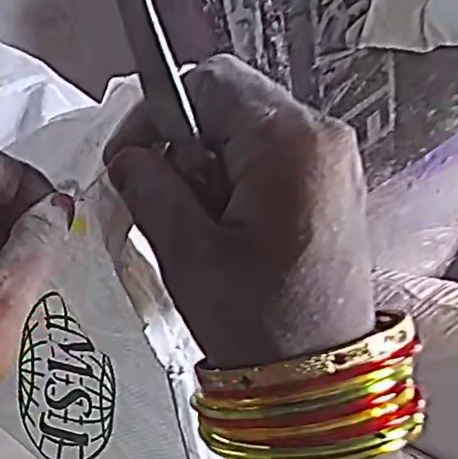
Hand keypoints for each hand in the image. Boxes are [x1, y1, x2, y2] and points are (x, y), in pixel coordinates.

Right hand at [105, 55, 374, 367]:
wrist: (317, 377)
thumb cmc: (256, 321)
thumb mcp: (188, 255)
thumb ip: (151, 189)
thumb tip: (127, 156)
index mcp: (288, 143)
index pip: (206, 82)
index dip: (152, 113)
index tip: (126, 160)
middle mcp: (321, 135)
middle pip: (229, 101)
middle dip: (179, 141)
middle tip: (158, 198)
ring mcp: (332, 160)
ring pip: (245, 130)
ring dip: (204, 164)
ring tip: (192, 224)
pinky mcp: (329, 187)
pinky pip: (267, 158)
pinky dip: (231, 179)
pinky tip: (221, 228)